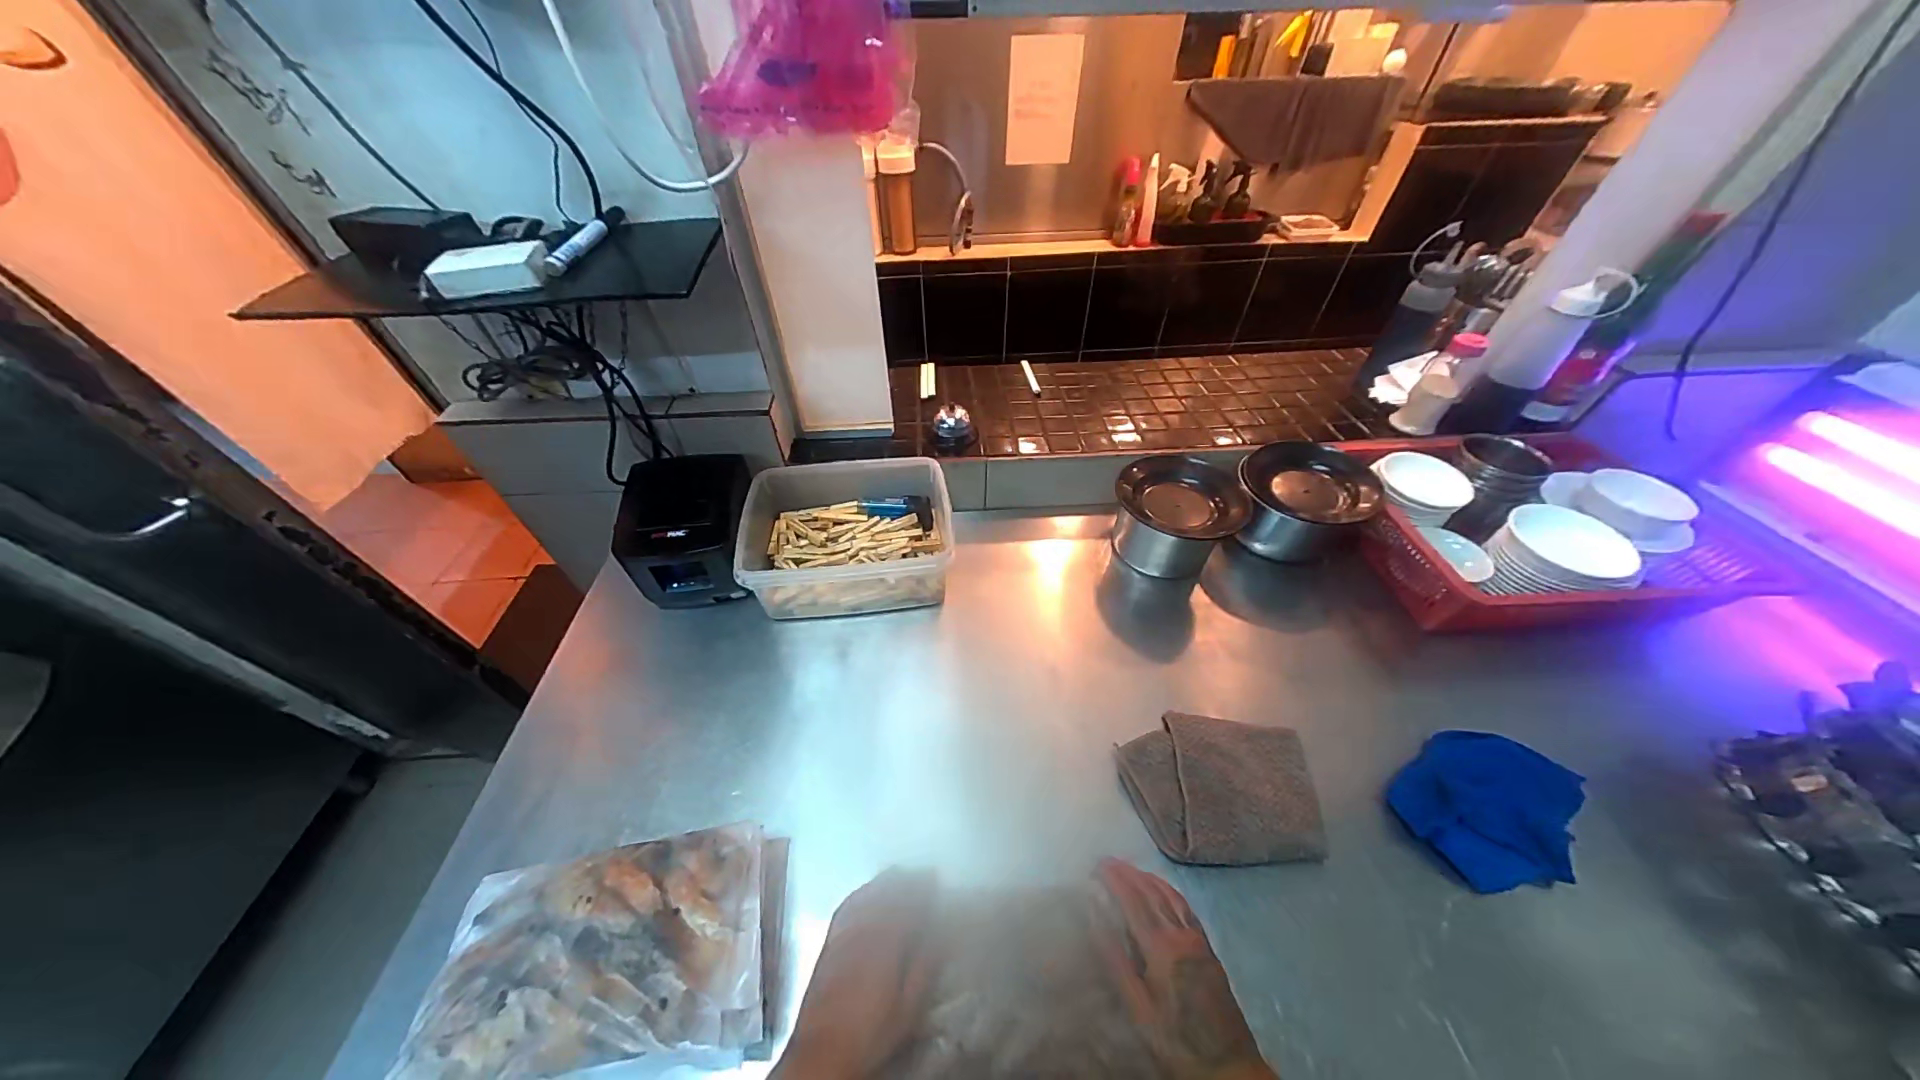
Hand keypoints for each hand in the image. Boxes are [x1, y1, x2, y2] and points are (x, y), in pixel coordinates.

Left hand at [773, 867, 939, 1079]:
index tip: (937, 878)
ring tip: (900, 874)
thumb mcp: (908, 1007)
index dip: (924, 888)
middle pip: (887, 892)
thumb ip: (925, 966)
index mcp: (887, 943)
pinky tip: (865, 890)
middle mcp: (863, 930)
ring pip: (867, 894)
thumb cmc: (870, 1032)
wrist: (822, 1051)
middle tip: (924, 873)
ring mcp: (843, 933)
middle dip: (908, 880)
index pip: (909, 903)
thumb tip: (940, 936)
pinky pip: (847, 905)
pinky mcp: (829, 942)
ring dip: (885, 881)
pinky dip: (861, 892)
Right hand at [1091, 859, 1276, 1079]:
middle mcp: (1182, 935)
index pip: (1133, 901)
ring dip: (1148, 878)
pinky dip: (1170, 892)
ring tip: (1130, 868)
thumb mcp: (1137, 1007)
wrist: (1229, 1067)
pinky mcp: (1208, 950)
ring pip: (1171, 897)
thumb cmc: (1175, 1040)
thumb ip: (1115, 959)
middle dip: (1129, 874)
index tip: (1097, 864)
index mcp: (1162, 947)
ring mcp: (1198, 941)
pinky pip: (1186, 909)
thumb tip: (1095, 915)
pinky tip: (1163, 891)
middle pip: (1152, 893)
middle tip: (1107, 861)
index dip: (1115, 879)